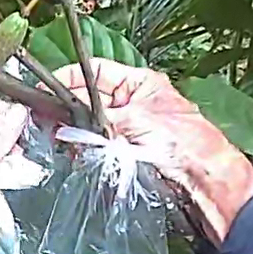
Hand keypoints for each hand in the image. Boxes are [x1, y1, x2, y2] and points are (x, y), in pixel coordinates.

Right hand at [55, 60, 252, 241]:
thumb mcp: (138, 119)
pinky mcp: (127, 156)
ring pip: (90, 128)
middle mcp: (132, 104)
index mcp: (140, 84)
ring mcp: (128, 131)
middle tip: (45, 121)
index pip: (95, 71)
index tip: (46, 89)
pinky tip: (76, 156)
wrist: (206, 181)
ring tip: (60, 142)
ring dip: (75, 135)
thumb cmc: (186, 142)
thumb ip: (100, 118)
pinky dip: (86, 153)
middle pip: (89, 100)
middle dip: (68, 110)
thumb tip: (67, 124)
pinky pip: (98, 150)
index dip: (70, 77)